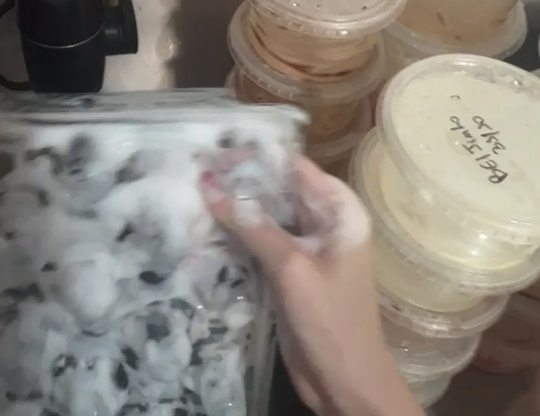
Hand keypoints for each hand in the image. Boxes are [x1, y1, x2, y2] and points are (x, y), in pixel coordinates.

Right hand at [203, 157, 421, 415]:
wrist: (348, 386)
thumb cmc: (332, 322)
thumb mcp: (290, 268)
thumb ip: (250, 224)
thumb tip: (207, 184)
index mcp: (338, 210)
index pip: (290, 164)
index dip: (253, 156)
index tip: (212, 154)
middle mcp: (322, 219)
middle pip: (274, 185)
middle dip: (237, 179)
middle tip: (194, 171)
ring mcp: (304, 244)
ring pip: (263, 211)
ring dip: (232, 205)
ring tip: (192, 192)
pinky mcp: (287, 267)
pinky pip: (258, 236)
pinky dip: (235, 230)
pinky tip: (204, 223)